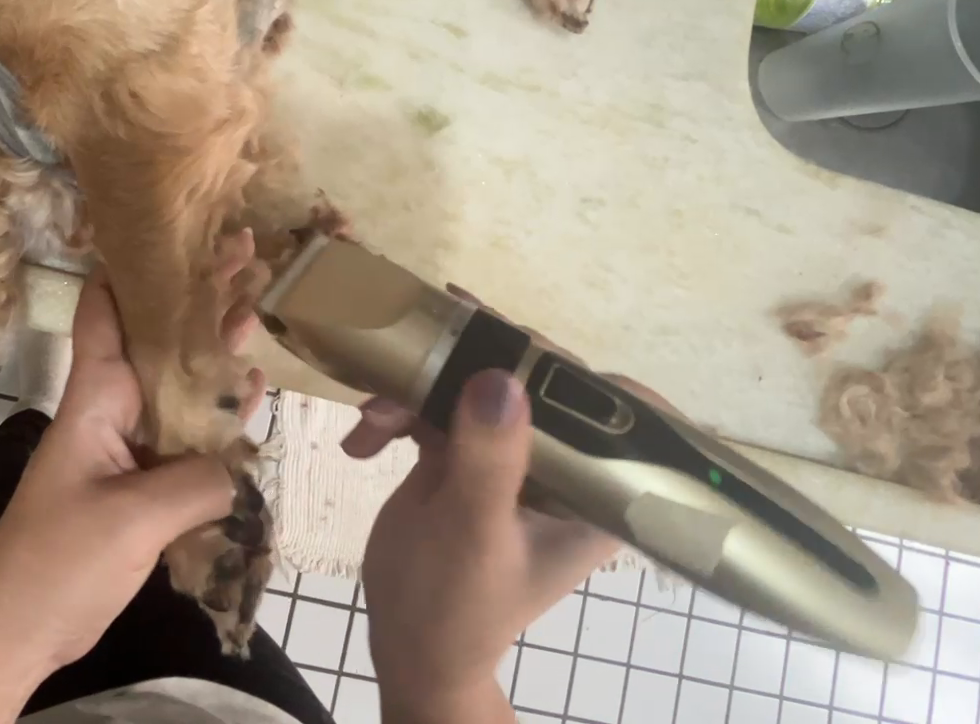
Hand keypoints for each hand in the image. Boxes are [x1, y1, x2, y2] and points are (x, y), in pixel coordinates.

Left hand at [0, 240, 264, 723]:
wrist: (19, 630)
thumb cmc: (56, 561)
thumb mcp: (130, 519)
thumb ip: (196, 482)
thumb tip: (240, 464)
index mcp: (96, 396)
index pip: (105, 312)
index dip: (128, 267)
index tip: (166, 228)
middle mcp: (116, 407)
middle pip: (160, 338)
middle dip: (199, 296)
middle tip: (244, 252)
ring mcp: (132, 443)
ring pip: (180, 381)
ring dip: (216, 346)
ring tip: (257, 300)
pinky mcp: (147, 480)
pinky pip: (189, 433)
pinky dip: (219, 409)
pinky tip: (252, 386)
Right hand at [345, 372, 621, 721]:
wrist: (404, 638)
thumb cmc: (454, 604)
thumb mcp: (472, 534)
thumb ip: (490, 460)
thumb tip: (501, 378)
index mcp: (593, 492)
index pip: (618, 416)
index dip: (580, 374)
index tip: (521, 342)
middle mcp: (558, 464)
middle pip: (532, 383)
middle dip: (470, 364)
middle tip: (424, 345)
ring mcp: (506, 453)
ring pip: (472, 385)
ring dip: (415, 390)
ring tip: (370, 417)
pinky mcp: (461, 448)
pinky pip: (433, 405)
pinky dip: (395, 412)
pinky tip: (361, 440)